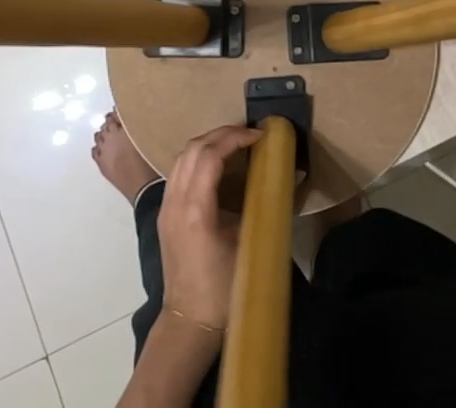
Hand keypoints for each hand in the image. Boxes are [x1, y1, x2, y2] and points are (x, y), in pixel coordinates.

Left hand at [157, 124, 261, 328]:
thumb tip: (290, 177)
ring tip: (237, 144)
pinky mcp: (165, 213)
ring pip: (182, 157)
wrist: (190, 321)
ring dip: (208, 143)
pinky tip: (219, 165)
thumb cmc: (224, 287)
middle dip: (222, 134)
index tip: (260, 135)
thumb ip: (265, 205)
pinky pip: (179, 171)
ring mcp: (166, 207)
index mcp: (195, 209)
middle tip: (250, 134)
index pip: (210, 155)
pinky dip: (199, 157)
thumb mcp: (249, 244)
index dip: (234, 138)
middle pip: (193, 149)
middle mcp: (175, 202)